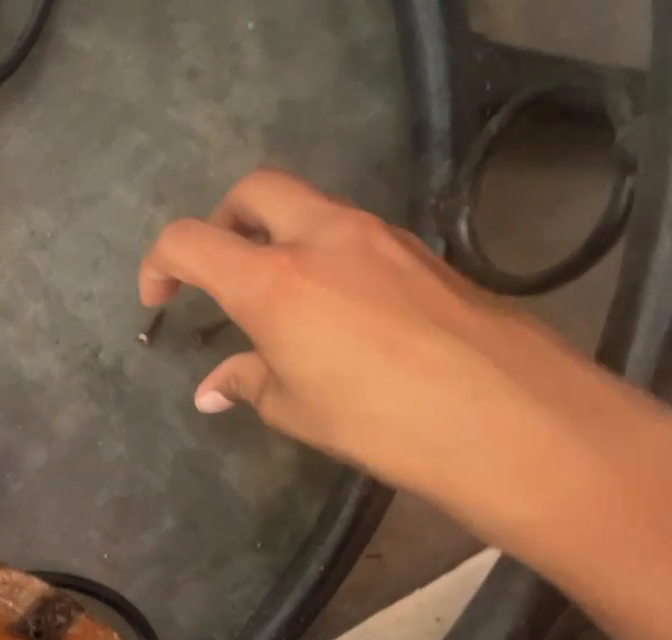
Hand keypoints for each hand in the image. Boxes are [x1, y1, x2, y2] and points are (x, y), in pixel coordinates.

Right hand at [136, 166, 671, 540]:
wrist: (512, 416)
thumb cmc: (379, 418)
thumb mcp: (292, 407)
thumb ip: (247, 380)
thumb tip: (214, 388)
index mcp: (273, 281)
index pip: (190, 240)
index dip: (158, 264)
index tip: (159, 300)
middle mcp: (324, 240)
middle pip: (255, 190)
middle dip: (220, 221)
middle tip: (214, 272)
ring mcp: (380, 238)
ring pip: (309, 207)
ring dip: (274, 237)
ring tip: (271, 300)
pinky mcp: (420, 253)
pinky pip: (351, 234)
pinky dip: (320, 255)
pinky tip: (329, 312)